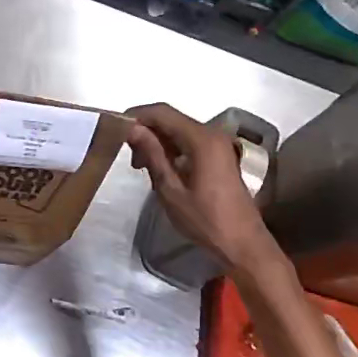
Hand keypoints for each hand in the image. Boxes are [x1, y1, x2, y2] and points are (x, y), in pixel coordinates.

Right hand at [126, 103, 283, 270]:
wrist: (243, 244)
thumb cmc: (205, 220)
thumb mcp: (171, 189)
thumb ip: (152, 155)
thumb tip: (131, 129)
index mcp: (201, 139)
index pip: (162, 112)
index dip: (136, 116)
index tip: (115, 130)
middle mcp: (212, 134)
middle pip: (170, 119)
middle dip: (145, 131)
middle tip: (128, 156)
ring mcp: (218, 144)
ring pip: (178, 130)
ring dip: (157, 141)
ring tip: (141, 166)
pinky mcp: (219, 155)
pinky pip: (189, 141)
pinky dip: (171, 149)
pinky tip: (160, 169)